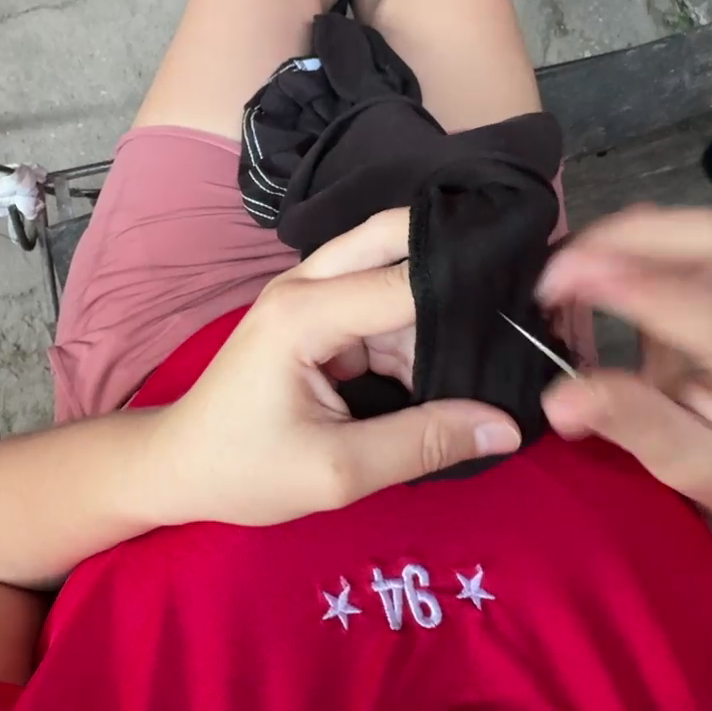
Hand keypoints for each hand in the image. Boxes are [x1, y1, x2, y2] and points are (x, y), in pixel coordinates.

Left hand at [151, 208, 522, 526]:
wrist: (180, 465)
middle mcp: (305, 284)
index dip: (467, 284)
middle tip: (517, 291)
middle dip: (449, 260)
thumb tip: (506, 424)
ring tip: (493, 343)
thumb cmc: (245, 469)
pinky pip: (375, 306)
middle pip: (389, 240)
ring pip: (388, 274)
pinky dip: (410, 333)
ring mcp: (306, 295)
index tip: (531, 292)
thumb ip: (421, 443)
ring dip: (433, 308)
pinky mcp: (313, 316)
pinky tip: (446, 367)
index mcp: (305, 311)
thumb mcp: (336, 471)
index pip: (404, 280)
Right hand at [538, 206, 711, 547]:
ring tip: (567, 262)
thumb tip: (560, 399)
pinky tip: (592, 257)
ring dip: (626, 234)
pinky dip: (633, 236)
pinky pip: (688, 234)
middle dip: (629, 240)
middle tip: (561, 265)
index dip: (639, 288)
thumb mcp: (683, 465)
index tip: (569, 280)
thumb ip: (630, 424)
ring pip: (700, 228)